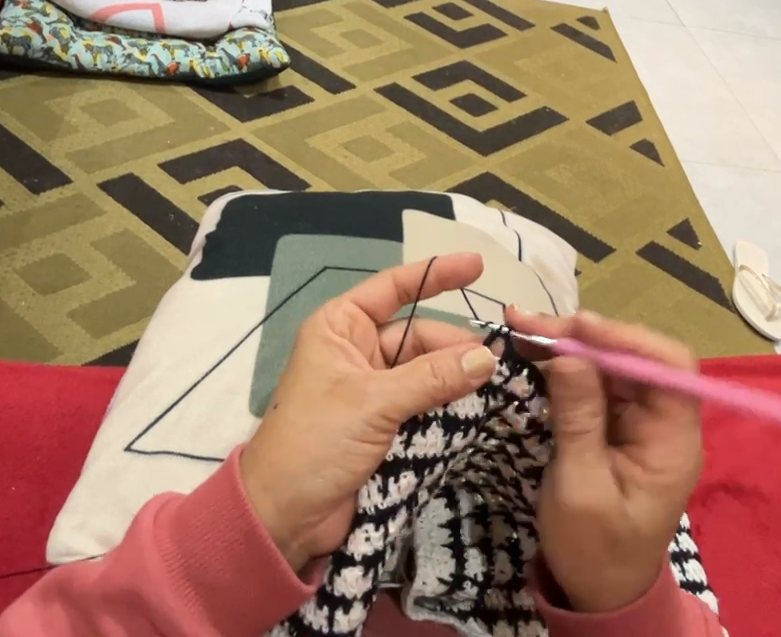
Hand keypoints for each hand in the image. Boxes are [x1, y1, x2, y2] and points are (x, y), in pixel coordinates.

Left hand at [240, 254, 497, 570]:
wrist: (284, 515)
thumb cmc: (316, 440)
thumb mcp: (374, 402)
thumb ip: (432, 378)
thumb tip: (488, 357)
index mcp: (340, 326)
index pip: (393, 288)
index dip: (435, 275)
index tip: (477, 265)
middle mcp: (356, 348)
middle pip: (416, 334)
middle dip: (453, 343)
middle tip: (497, 361)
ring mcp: (370, 386)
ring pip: (424, 369)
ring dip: (455, 375)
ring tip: (495, 381)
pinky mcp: (382, 422)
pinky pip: (423, 401)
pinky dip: (448, 402)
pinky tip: (478, 404)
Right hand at [506, 307, 703, 613]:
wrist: (596, 592)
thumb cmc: (594, 550)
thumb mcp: (580, 487)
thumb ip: (577, 418)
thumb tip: (567, 354)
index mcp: (672, 440)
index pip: (669, 367)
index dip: (626, 339)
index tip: (576, 327)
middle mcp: (660, 420)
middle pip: (632, 355)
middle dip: (582, 334)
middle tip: (527, 324)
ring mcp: (636, 418)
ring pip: (606, 360)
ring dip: (565, 340)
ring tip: (518, 327)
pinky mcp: (611, 420)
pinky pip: (590, 377)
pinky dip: (560, 359)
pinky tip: (529, 347)